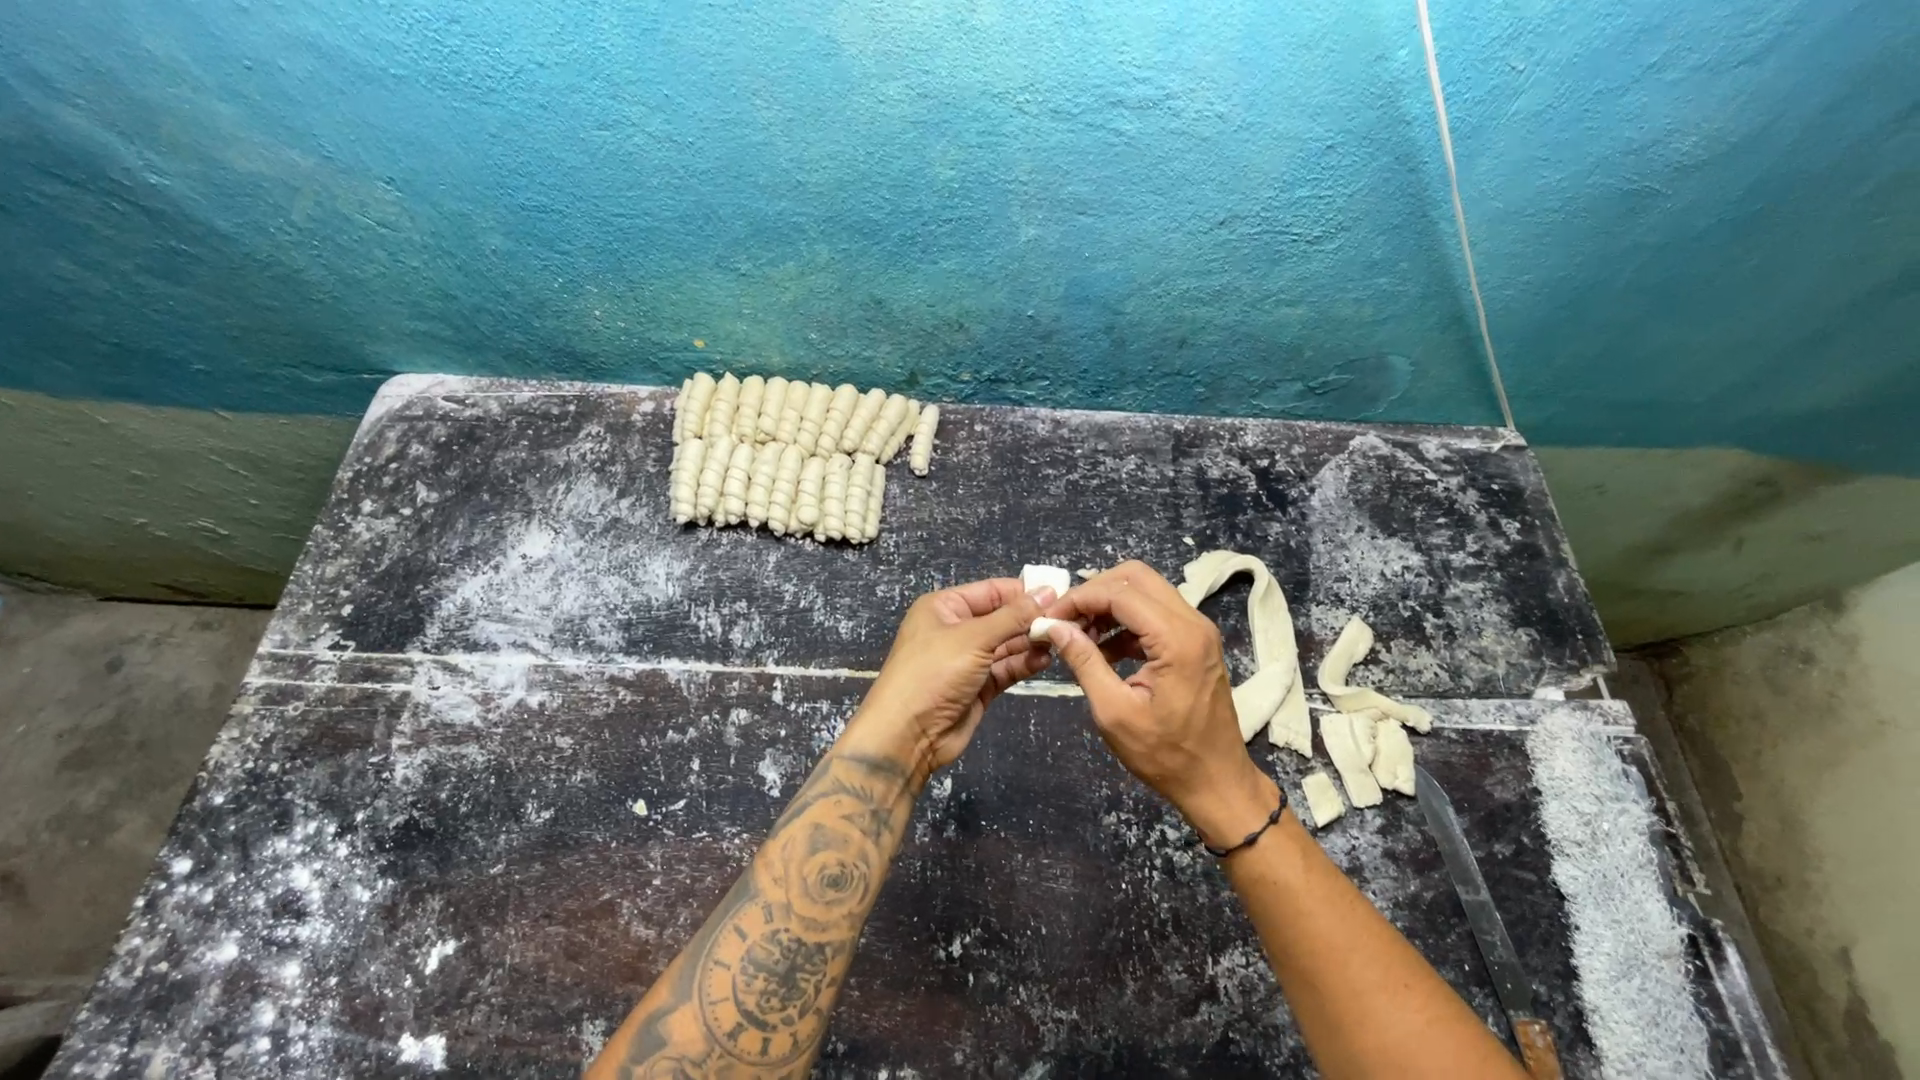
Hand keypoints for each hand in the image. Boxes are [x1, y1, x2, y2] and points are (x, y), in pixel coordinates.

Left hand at [851, 578, 1053, 781]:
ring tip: (1060, 640)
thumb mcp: (974, 638)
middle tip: (1066, 620)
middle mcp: (956, 629)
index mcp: (944, 607)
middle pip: (1001, 617)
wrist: (908, 734)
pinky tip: (1045, 660)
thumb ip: (1013, 616)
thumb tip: (1048, 590)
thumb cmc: (934, 673)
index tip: (1060, 593)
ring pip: (1006, 644)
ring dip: (1031, 642)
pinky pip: (1006, 668)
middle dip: (1031, 618)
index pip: (991, 590)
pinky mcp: (978, 686)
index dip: (1024, 591)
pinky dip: (1024, 663)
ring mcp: (967, 660)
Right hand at [1041, 561, 1278, 846]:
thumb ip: (1084, 662)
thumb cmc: (1165, 755)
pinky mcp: (1196, 643)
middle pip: (1136, 578)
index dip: (1080, 599)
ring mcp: (1198, 631)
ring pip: (1146, 592)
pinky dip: (1125, 622)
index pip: (1120, 593)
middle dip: (1095, 592)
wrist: (1217, 782)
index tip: (1050, 619)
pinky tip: (1102, 650)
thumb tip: (1054, 628)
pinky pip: (1156, 614)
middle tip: (1065, 620)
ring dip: (1109, 606)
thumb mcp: (1114, 711)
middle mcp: (1193, 623)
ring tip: (1078, 637)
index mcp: (1177, 639)